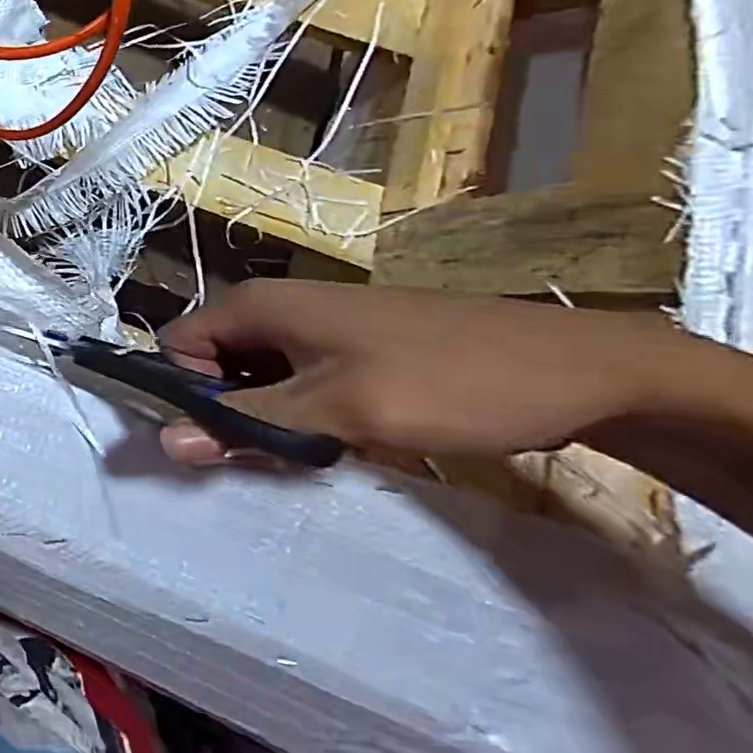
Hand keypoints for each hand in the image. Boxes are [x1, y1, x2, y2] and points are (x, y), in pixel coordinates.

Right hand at [156, 281, 702, 465]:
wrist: (585, 369)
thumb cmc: (448, 380)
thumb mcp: (340, 410)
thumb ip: (249, 422)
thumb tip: (167, 442)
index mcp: (255, 305)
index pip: (177, 347)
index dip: (191, 393)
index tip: (235, 432)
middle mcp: (272, 305)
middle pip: (212, 360)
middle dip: (234, 407)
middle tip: (284, 447)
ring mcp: (310, 321)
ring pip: (254, 372)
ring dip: (272, 412)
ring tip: (325, 441)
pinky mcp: (343, 341)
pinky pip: (292, 374)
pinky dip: (304, 406)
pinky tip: (348, 429)